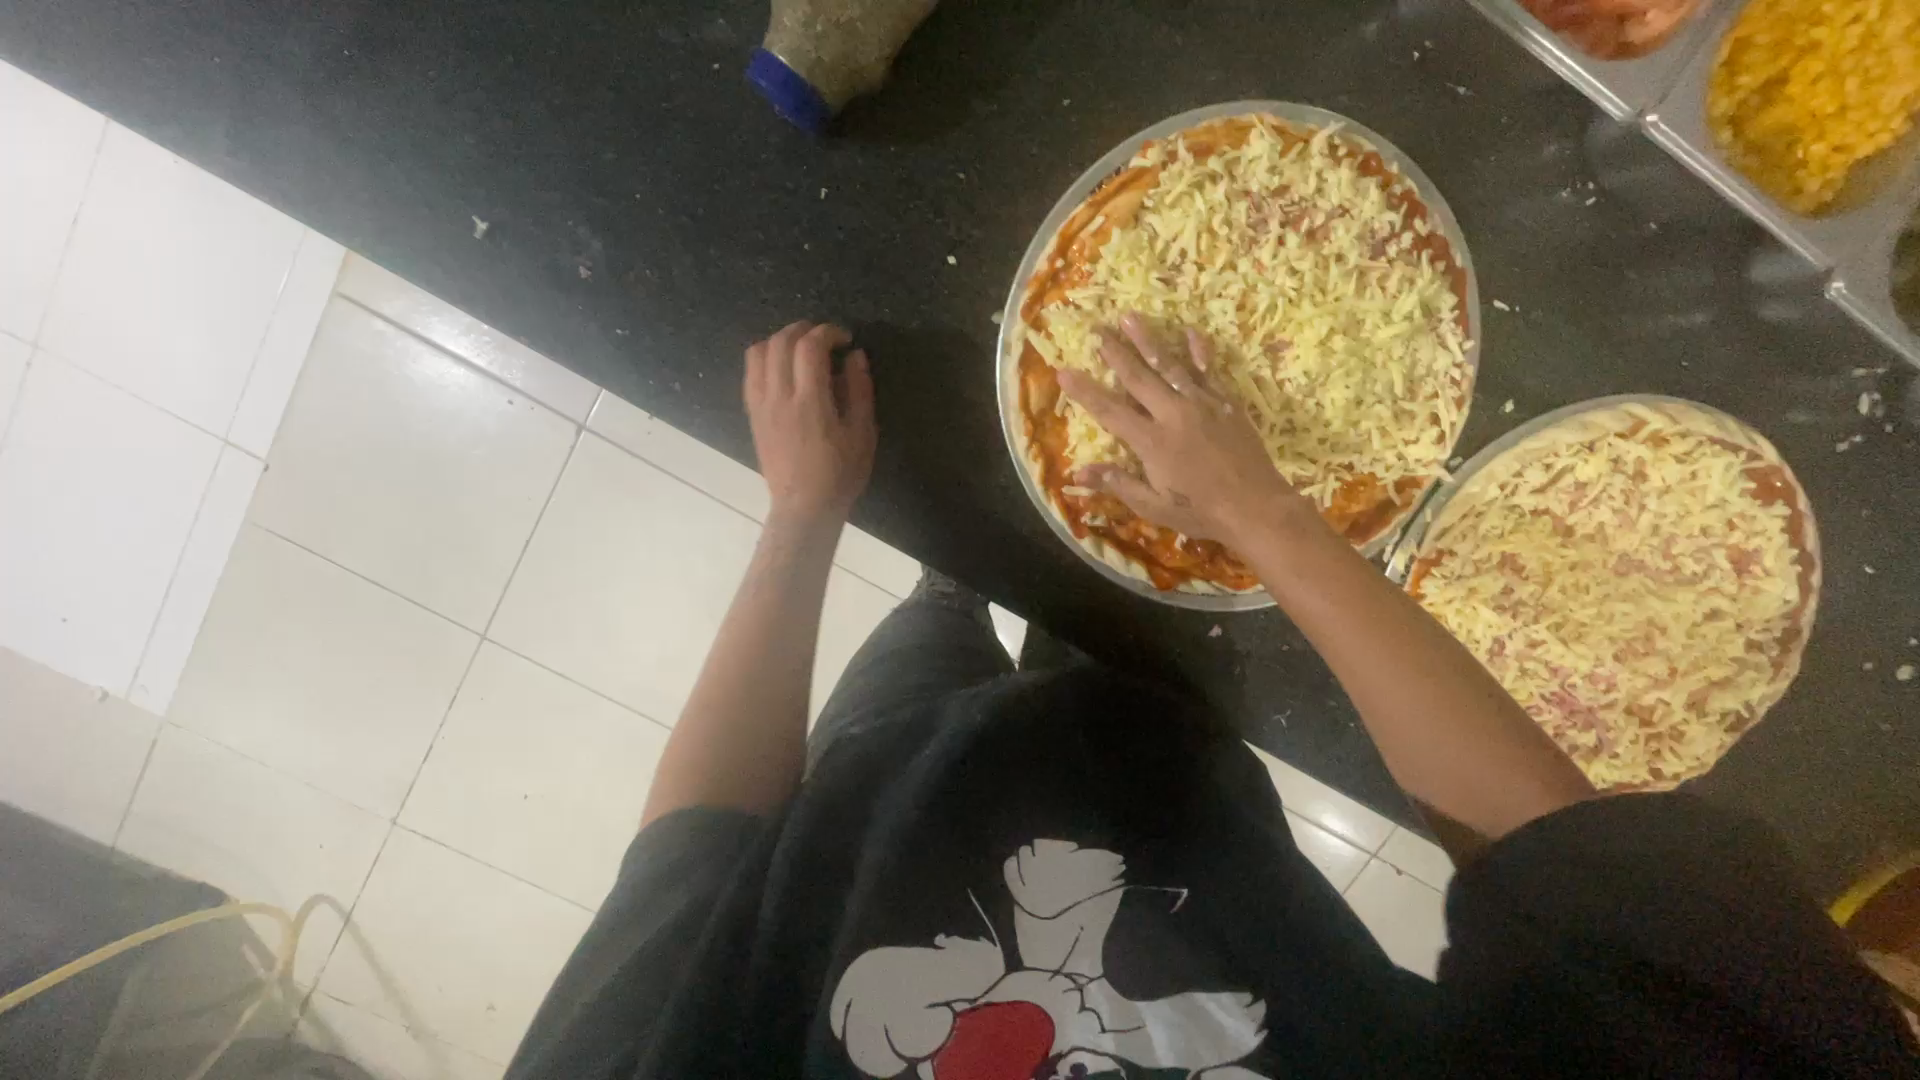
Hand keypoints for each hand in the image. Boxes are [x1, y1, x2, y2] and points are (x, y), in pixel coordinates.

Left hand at [744, 321, 875, 528]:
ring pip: (759, 352)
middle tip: (825, 338)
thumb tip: (855, 356)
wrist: (804, 507)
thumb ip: (859, 390)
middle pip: (781, 341)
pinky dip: (766, 358)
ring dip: (781, 340)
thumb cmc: (840, 474)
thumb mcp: (863, 434)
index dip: (829, 332)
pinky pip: (751, 373)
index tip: (846, 340)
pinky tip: (783, 368)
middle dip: (805, 329)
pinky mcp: (753, 415)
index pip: (810, 346)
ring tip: (801, 348)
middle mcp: (779, 397)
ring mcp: (761, 405)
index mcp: (810, 401)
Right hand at [1054, 312, 1312, 547]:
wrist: (1256, 507)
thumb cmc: (1200, 512)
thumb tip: (1078, 473)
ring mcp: (1202, 404)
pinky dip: (1198, 350)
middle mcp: (1173, 414)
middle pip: (1137, 377)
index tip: (1063, 371)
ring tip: (1130, 317)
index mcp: (1151, 441)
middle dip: (1114, 353)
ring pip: (1169, 365)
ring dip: (1148, 340)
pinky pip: (1209, 370)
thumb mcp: (1153, 506)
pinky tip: (1190, 332)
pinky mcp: (1227, 403)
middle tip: (1097, 329)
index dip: (1084, 391)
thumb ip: (1118, 483)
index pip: (1109, 411)